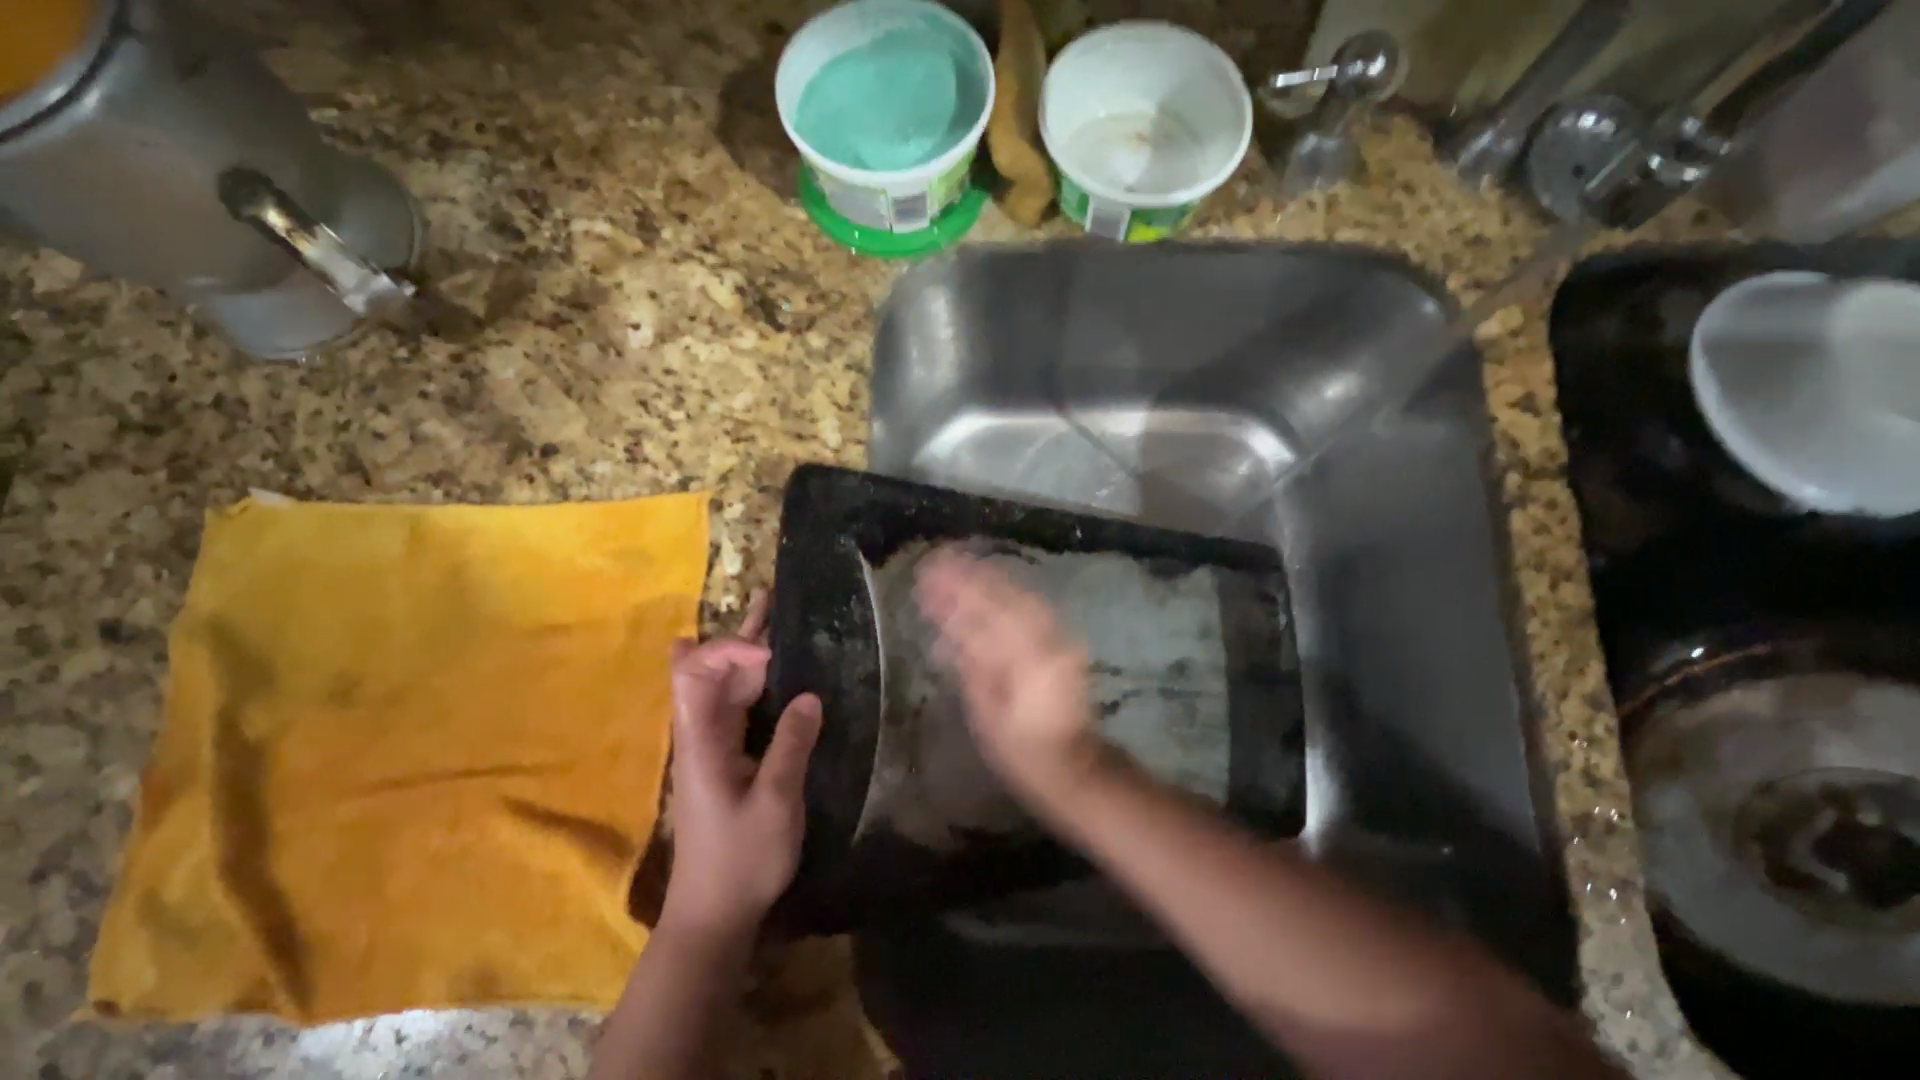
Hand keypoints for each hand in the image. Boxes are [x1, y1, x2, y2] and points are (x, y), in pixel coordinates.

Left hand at [662, 593, 821, 938]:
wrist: (714, 915)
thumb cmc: (741, 861)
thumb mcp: (776, 804)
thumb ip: (791, 746)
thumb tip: (808, 696)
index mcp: (701, 741)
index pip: (697, 674)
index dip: (730, 650)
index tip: (773, 657)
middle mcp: (701, 735)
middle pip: (708, 670)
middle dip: (738, 634)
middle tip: (773, 598)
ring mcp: (713, 748)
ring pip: (724, 687)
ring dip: (746, 651)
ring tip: (773, 614)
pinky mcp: (727, 763)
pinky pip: (738, 709)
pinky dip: (756, 682)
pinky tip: (776, 671)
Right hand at [915, 548, 1099, 800]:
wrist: (1070, 763)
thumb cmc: (1020, 748)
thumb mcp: (986, 712)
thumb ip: (970, 667)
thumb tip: (947, 633)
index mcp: (1023, 658)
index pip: (983, 613)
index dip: (955, 590)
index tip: (929, 573)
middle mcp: (1043, 640)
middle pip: (1003, 596)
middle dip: (970, 576)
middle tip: (939, 560)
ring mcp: (1058, 638)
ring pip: (1020, 595)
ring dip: (989, 578)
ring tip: (959, 566)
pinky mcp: (1063, 641)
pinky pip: (1033, 607)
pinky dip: (1009, 592)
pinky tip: (991, 587)